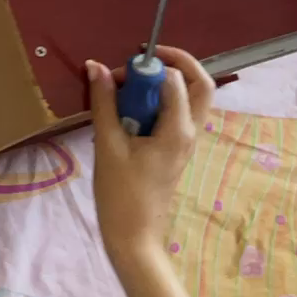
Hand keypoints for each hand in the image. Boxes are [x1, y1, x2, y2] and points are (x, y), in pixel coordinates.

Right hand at [85, 47, 214, 269]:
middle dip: (175, 63)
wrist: (134, 236)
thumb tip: (96, 67)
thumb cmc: (120, 194)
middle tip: (143, 61)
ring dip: (166, 83)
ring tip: (132, 87)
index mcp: (178, 130)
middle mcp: (190, 131)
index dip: (146, 68)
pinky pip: (177, 113)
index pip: (174, 80)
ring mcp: (186, 141)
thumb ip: (104, 102)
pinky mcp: (176, 148)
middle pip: (200, 83)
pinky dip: (160, 101)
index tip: (117, 75)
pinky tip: (129, 111)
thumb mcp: (107, 144)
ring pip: (191, 98)